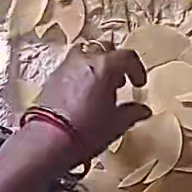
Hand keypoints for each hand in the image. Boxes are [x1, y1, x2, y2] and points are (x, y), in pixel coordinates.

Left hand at [31, 45, 152, 167]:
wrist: (49, 141)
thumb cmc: (86, 130)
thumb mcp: (116, 123)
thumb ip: (132, 112)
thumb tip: (142, 110)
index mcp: (105, 66)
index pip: (127, 57)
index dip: (137, 69)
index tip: (139, 83)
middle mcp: (84, 59)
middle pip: (105, 50)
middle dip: (115, 64)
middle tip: (120, 83)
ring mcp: (66, 67)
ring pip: (85, 56)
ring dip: (95, 67)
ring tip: (100, 88)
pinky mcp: (52, 78)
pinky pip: (71, 68)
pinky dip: (80, 75)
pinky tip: (83, 95)